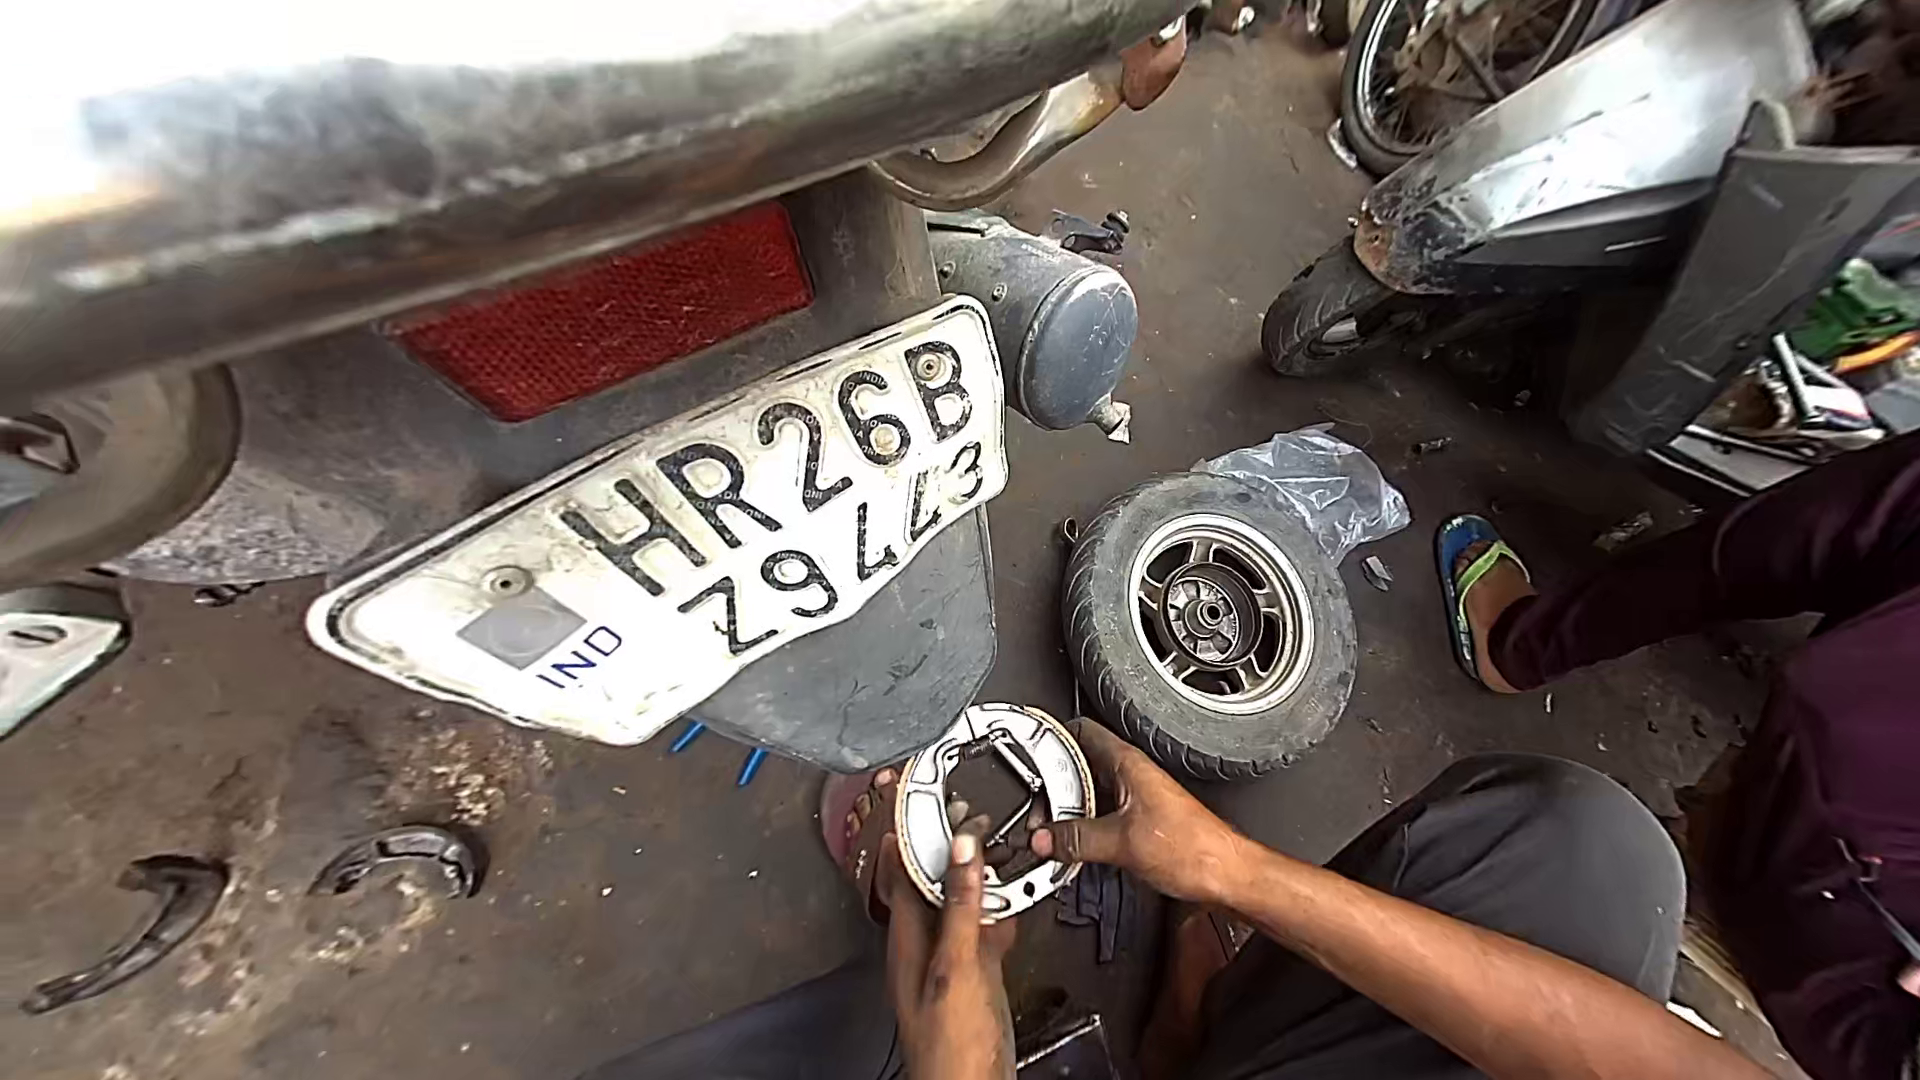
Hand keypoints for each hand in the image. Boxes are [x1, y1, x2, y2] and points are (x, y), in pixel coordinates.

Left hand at [880, 824, 1017, 1079]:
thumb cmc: (951, 1046)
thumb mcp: (956, 965)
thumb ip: (959, 905)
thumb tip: (962, 848)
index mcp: (908, 936)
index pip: (903, 869)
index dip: (912, 833)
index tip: (926, 800)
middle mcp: (927, 941)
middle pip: (935, 881)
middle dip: (951, 848)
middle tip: (969, 816)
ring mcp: (952, 958)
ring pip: (962, 902)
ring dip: (978, 876)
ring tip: (996, 847)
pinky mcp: (977, 973)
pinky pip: (985, 929)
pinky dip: (999, 911)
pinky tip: (1015, 900)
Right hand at [1031, 719, 1247, 903]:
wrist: (1228, 875)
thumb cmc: (1194, 849)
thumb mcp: (1121, 842)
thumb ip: (1076, 839)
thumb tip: (1043, 837)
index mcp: (1127, 762)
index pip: (1080, 730)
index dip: (1052, 735)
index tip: (1030, 747)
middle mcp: (1130, 772)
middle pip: (1079, 762)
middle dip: (1054, 780)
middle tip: (1037, 801)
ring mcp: (1135, 794)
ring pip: (1089, 788)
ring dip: (1068, 804)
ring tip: (1051, 824)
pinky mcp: (1139, 817)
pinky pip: (1100, 810)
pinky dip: (1083, 821)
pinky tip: (1075, 841)